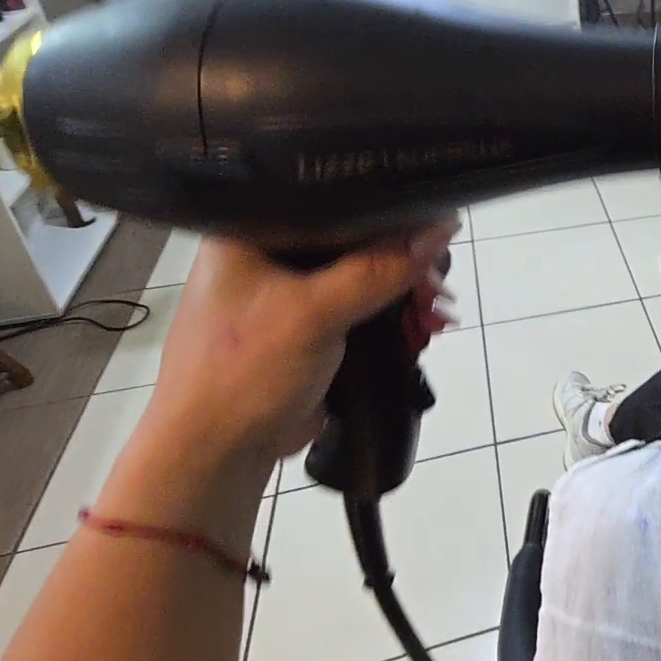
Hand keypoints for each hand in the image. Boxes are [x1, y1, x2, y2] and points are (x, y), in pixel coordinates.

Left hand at [141, 220, 461, 463]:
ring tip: (436, 320)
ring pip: (370, 278)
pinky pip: (368, 310)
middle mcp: (273, 256)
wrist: (217, 456)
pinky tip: (424, 331)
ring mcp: (295, 294)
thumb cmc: (245, 372)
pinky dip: (398, 320)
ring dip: (409, 297)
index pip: (336, 204)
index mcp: (252, 234)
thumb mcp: (314, 312)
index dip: (390, 216)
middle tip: (437, 292)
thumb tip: (443, 228)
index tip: (434, 236)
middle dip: (408, 267)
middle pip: (361, 242)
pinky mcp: (315, 328)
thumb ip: (379, 268)